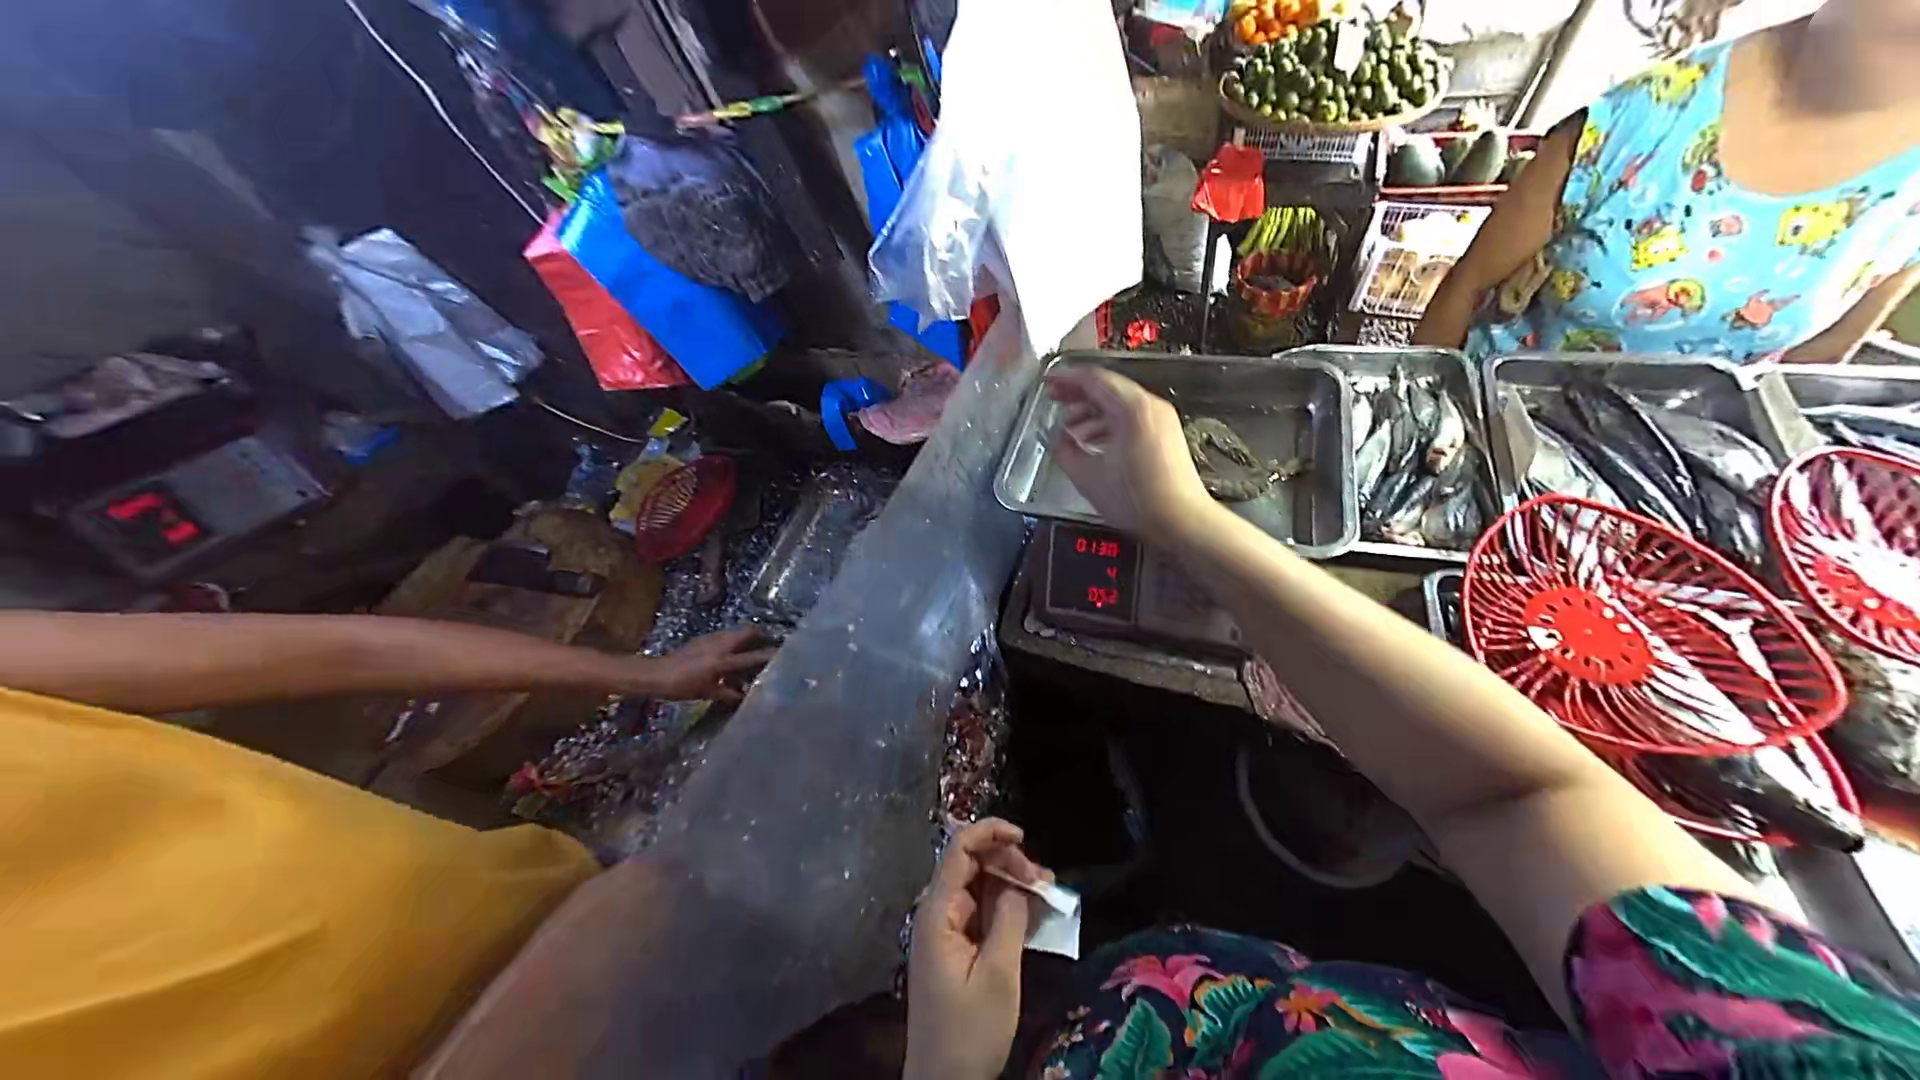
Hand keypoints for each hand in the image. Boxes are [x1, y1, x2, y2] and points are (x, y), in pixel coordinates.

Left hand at [627, 625, 776, 702]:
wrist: (655, 674)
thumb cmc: (681, 687)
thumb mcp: (706, 692)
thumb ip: (727, 692)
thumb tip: (745, 695)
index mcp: (722, 661)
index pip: (752, 656)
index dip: (769, 654)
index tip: (783, 652)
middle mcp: (720, 645)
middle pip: (748, 632)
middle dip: (762, 634)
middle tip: (771, 641)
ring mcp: (711, 639)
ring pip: (736, 631)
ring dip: (747, 636)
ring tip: (755, 645)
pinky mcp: (703, 638)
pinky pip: (725, 635)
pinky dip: (734, 640)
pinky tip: (732, 650)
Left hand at [906, 819, 1049, 1079]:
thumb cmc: (968, 1032)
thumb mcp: (997, 975)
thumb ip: (1009, 920)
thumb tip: (1019, 883)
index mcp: (937, 912)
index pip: (958, 850)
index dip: (989, 832)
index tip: (1023, 836)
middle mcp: (937, 912)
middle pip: (971, 864)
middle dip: (1008, 861)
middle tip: (1044, 882)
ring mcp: (945, 929)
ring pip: (979, 886)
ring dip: (1011, 883)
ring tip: (1046, 892)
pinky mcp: (955, 946)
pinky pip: (981, 910)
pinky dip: (1006, 905)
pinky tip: (1033, 910)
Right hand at [1047, 367, 1215, 543]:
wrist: (1181, 521)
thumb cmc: (1139, 500)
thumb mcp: (1087, 476)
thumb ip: (1065, 451)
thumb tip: (1057, 440)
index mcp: (1132, 409)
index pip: (1094, 380)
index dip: (1066, 379)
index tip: (1049, 382)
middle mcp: (1151, 407)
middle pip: (1108, 388)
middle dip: (1078, 395)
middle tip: (1055, 399)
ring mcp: (1162, 421)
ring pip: (1120, 404)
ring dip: (1092, 412)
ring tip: (1070, 429)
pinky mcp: (1166, 436)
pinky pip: (1132, 419)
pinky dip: (1109, 424)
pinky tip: (1094, 442)